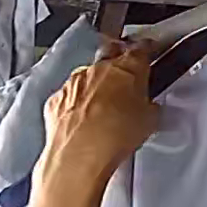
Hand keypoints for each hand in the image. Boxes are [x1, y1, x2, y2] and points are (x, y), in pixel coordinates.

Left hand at [36, 38, 158, 198]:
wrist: (79, 158)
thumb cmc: (115, 134)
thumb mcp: (151, 118)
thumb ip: (150, 103)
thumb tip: (147, 108)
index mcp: (129, 66)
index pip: (142, 48)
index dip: (147, 50)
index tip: (149, 54)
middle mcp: (99, 69)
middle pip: (111, 56)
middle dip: (119, 65)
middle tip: (127, 81)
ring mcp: (74, 84)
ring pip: (88, 76)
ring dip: (96, 85)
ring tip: (105, 108)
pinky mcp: (55, 102)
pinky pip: (68, 95)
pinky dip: (76, 103)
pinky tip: (84, 120)